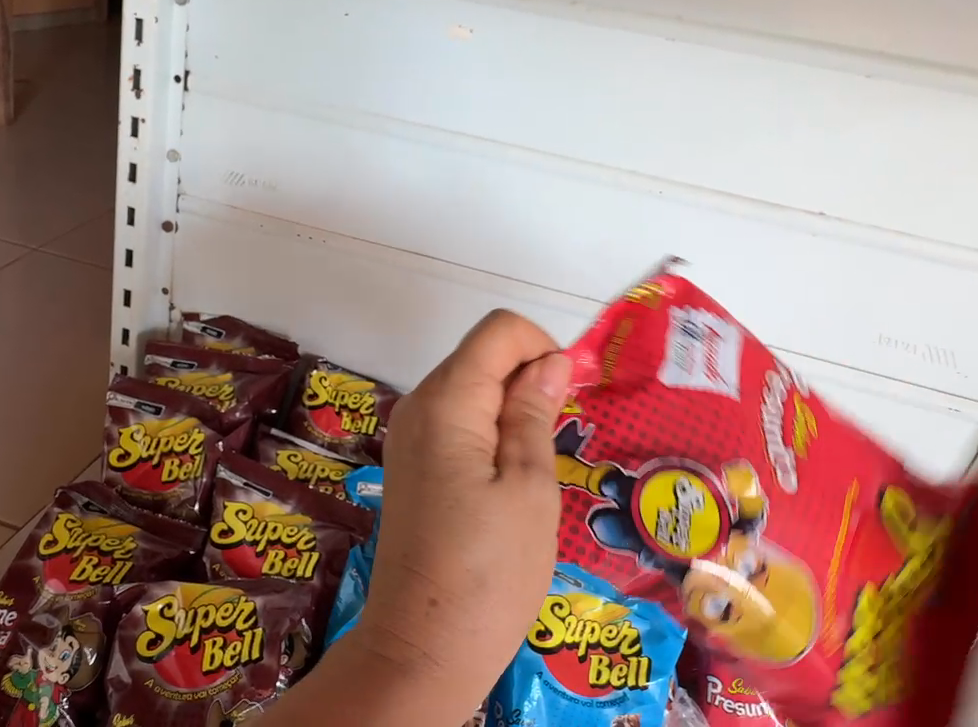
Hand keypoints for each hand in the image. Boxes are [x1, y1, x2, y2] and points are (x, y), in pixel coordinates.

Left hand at [267, 310, 568, 726]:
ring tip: (537, 465)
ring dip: (510, 406)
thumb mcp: (530, 488)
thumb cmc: (490, 573)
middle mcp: (418, 404)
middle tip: (560, 438)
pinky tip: (508, 478)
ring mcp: (408, 433)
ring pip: (469, 385)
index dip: (542, 347)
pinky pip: (454, 418)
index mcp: (447, 401)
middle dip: (527, 377)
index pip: (499, 331)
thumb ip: (534, 413)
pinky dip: (487, 428)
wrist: (422, 647)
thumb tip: (549, 361)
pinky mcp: (409, 461)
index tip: (569, 397)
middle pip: (480, 354)